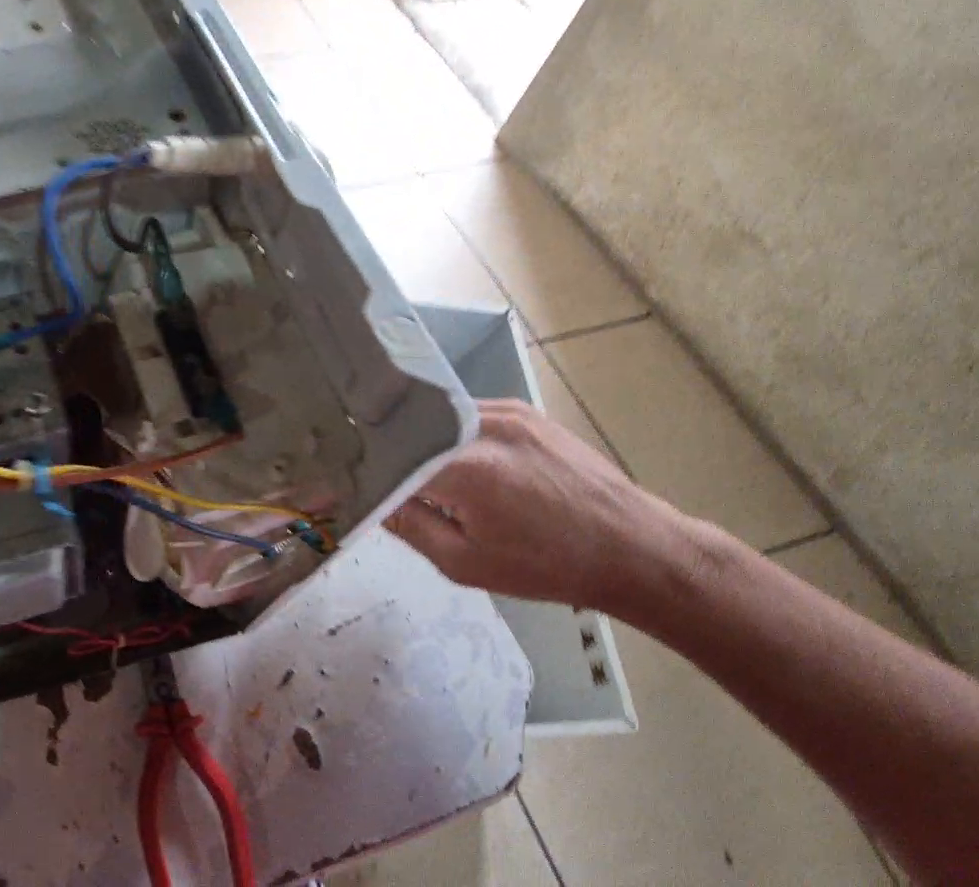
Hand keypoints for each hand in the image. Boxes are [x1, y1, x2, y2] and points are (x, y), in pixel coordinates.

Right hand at [386, 398, 702, 612]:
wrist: (637, 550)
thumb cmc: (548, 566)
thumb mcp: (464, 563)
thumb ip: (409, 525)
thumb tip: (368, 500)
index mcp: (464, 466)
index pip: (388, 458)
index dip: (364, 473)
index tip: (341, 487)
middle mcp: (481, 425)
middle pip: (409, 429)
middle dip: (388, 453)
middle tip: (375, 479)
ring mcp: (506, 411)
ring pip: (436, 418)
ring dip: (420, 443)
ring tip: (414, 473)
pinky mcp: (525, 412)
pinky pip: (467, 415)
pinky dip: (450, 435)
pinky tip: (455, 462)